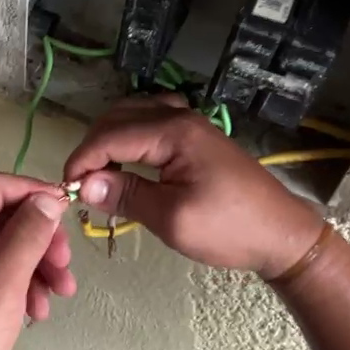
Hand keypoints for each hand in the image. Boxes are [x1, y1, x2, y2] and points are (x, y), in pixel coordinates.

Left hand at [0, 173, 76, 349]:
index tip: (68, 210)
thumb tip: (47, 198)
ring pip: (3, 247)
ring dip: (36, 266)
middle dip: (40, 238)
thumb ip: (28, 234)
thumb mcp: (3, 280)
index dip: (33, 191)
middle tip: (65, 266)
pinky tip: (36, 312)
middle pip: (3, 217)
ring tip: (58, 296)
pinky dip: (19, 285)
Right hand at [62, 95, 323, 274]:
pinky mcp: (195, 136)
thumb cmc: (230, 229)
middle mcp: (179, 118)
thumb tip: (84, 185)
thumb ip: (126, 196)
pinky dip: (130, 134)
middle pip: (116, 119)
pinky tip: (128, 157)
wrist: (282, 235)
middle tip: (81, 185)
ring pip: (132, 115)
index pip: (110, 135)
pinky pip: (151, 121)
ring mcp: (189, 124)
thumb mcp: (172, 219)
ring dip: (108, 139)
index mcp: (174, 133)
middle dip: (91, 148)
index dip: (82, 159)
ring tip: (100, 174)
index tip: (67, 188)